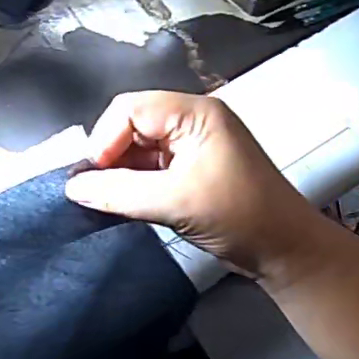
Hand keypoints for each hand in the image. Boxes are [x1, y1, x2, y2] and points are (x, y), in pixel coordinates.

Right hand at [65, 92, 333, 282]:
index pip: (131, 109)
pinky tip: (124, 203)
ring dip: (122, 173)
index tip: (92, 177)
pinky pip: (154, 169)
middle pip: (133, 126)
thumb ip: (120, 192)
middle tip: (94, 192)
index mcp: (196, 113)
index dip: (105, 139)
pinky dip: (136, 185)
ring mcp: (196, 147)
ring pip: (141, 150)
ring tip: (105, 201)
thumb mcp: (176, 202)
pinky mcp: (195, 172)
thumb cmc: (240, 216)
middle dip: (110, 156)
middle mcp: (194, 122)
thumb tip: (73, 187)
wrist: (285, 249)